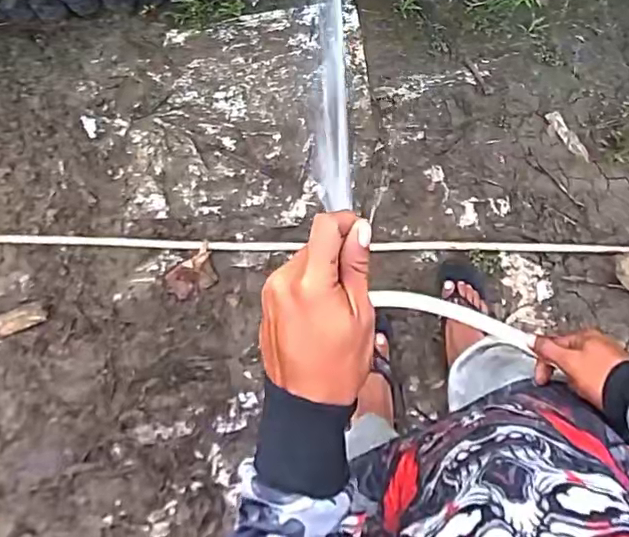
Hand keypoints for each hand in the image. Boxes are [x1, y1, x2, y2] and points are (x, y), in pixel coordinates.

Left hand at [258, 211, 373, 404]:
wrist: (305, 405)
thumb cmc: (335, 370)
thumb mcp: (361, 315)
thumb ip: (357, 266)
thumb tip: (359, 233)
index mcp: (310, 284)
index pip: (324, 226)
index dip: (345, 222)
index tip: (357, 230)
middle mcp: (284, 282)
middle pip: (315, 244)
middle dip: (336, 255)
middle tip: (352, 285)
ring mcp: (272, 291)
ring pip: (304, 260)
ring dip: (322, 271)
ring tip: (335, 305)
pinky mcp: (268, 300)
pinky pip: (292, 278)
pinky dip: (307, 285)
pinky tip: (318, 313)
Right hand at [531, 327, 628, 404]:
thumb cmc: (601, 378)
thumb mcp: (568, 362)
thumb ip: (548, 350)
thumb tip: (531, 339)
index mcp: (585, 335)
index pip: (554, 342)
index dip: (543, 360)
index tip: (540, 378)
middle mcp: (599, 342)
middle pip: (569, 354)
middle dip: (563, 371)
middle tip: (564, 385)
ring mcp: (611, 358)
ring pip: (583, 367)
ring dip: (577, 380)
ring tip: (582, 393)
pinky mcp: (621, 374)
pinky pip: (598, 378)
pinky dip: (592, 386)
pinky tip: (595, 395)